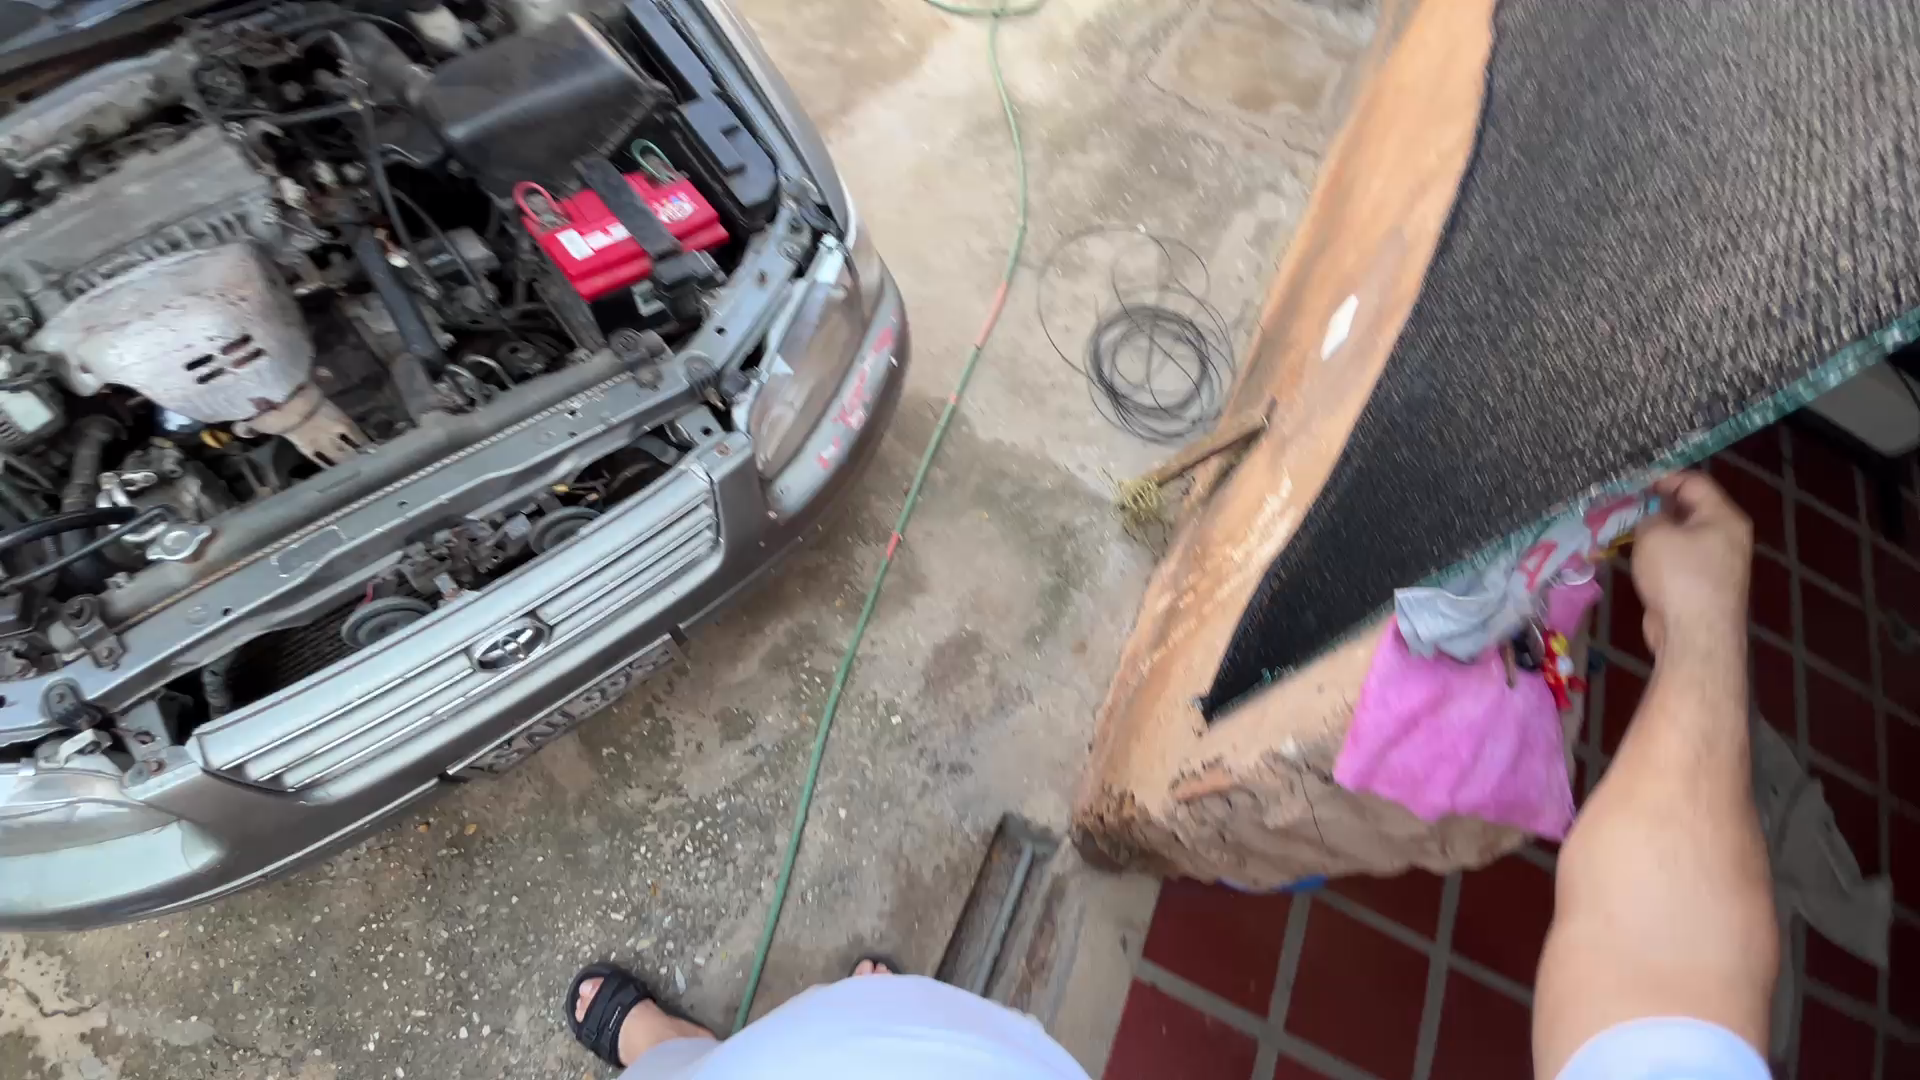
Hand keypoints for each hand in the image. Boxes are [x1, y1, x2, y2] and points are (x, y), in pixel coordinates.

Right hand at [1630, 471, 1752, 657]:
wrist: (1694, 629)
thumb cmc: (1678, 575)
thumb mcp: (1654, 535)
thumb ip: (1650, 517)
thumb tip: (1651, 517)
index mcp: (1723, 517)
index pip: (1694, 483)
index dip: (1662, 477)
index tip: (1628, 481)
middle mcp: (1725, 534)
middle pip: (1688, 507)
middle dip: (1653, 503)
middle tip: (1618, 504)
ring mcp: (1716, 558)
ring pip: (1680, 531)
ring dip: (1651, 528)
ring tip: (1618, 528)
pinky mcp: (1701, 579)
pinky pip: (1677, 553)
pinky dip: (1655, 549)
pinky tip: (1632, 554)